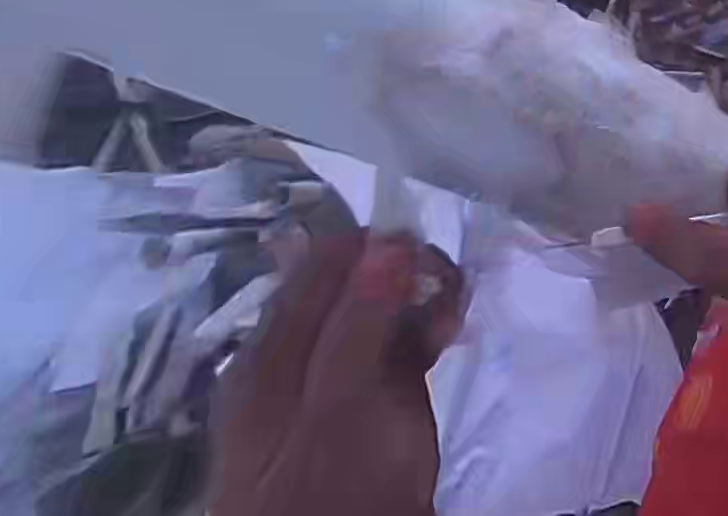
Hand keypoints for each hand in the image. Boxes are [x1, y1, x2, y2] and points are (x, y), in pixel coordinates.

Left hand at [211, 233, 463, 515]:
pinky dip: (427, 324)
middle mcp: (301, 350)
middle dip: (408, 271)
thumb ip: (358, 323)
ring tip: (453, 315)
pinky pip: (399, 335)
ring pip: (384, 304)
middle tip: (447, 290)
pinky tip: (448, 331)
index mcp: (274, 349)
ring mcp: (337, 371)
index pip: (325, 261)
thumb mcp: (343, 409)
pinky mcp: (371, 392)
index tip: (426, 258)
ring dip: (424, 295)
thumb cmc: (333, 496)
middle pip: (357, 278)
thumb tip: (389, 237)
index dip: (378, 248)